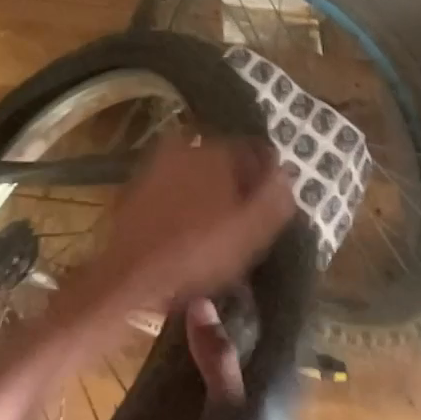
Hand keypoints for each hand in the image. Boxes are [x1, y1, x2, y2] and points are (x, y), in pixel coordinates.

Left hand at [61, 132, 293, 322]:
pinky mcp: (138, 185)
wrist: (132, 273)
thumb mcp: (251, 233)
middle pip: (225, 159)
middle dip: (239, 183)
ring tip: (221, 228)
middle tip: (249, 218)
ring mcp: (156, 164)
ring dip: (211, 192)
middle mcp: (183, 146)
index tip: (274, 203)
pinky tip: (190, 229)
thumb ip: (275, 199)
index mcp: (214, 150)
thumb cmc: (196, 254)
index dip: (269, 177)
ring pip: (198, 173)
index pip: (256, 150)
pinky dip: (185, 201)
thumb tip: (289, 174)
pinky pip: (174, 187)